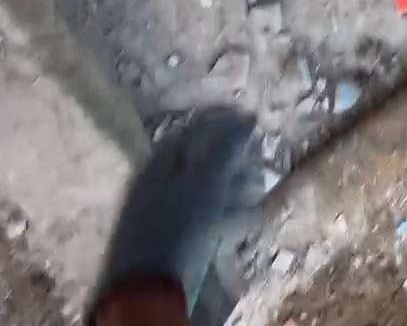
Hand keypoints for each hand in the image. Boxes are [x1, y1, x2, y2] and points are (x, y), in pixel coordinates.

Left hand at [92, 107, 260, 317]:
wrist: (148, 291)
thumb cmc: (178, 225)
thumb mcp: (207, 178)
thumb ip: (228, 143)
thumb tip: (249, 116)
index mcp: (157, 163)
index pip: (192, 128)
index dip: (223, 121)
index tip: (252, 123)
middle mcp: (156, 183)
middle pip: (200, 157)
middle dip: (233, 156)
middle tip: (258, 158)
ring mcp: (162, 213)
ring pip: (205, 187)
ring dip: (234, 184)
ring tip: (257, 190)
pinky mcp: (172, 239)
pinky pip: (203, 214)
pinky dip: (225, 211)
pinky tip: (243, 218)